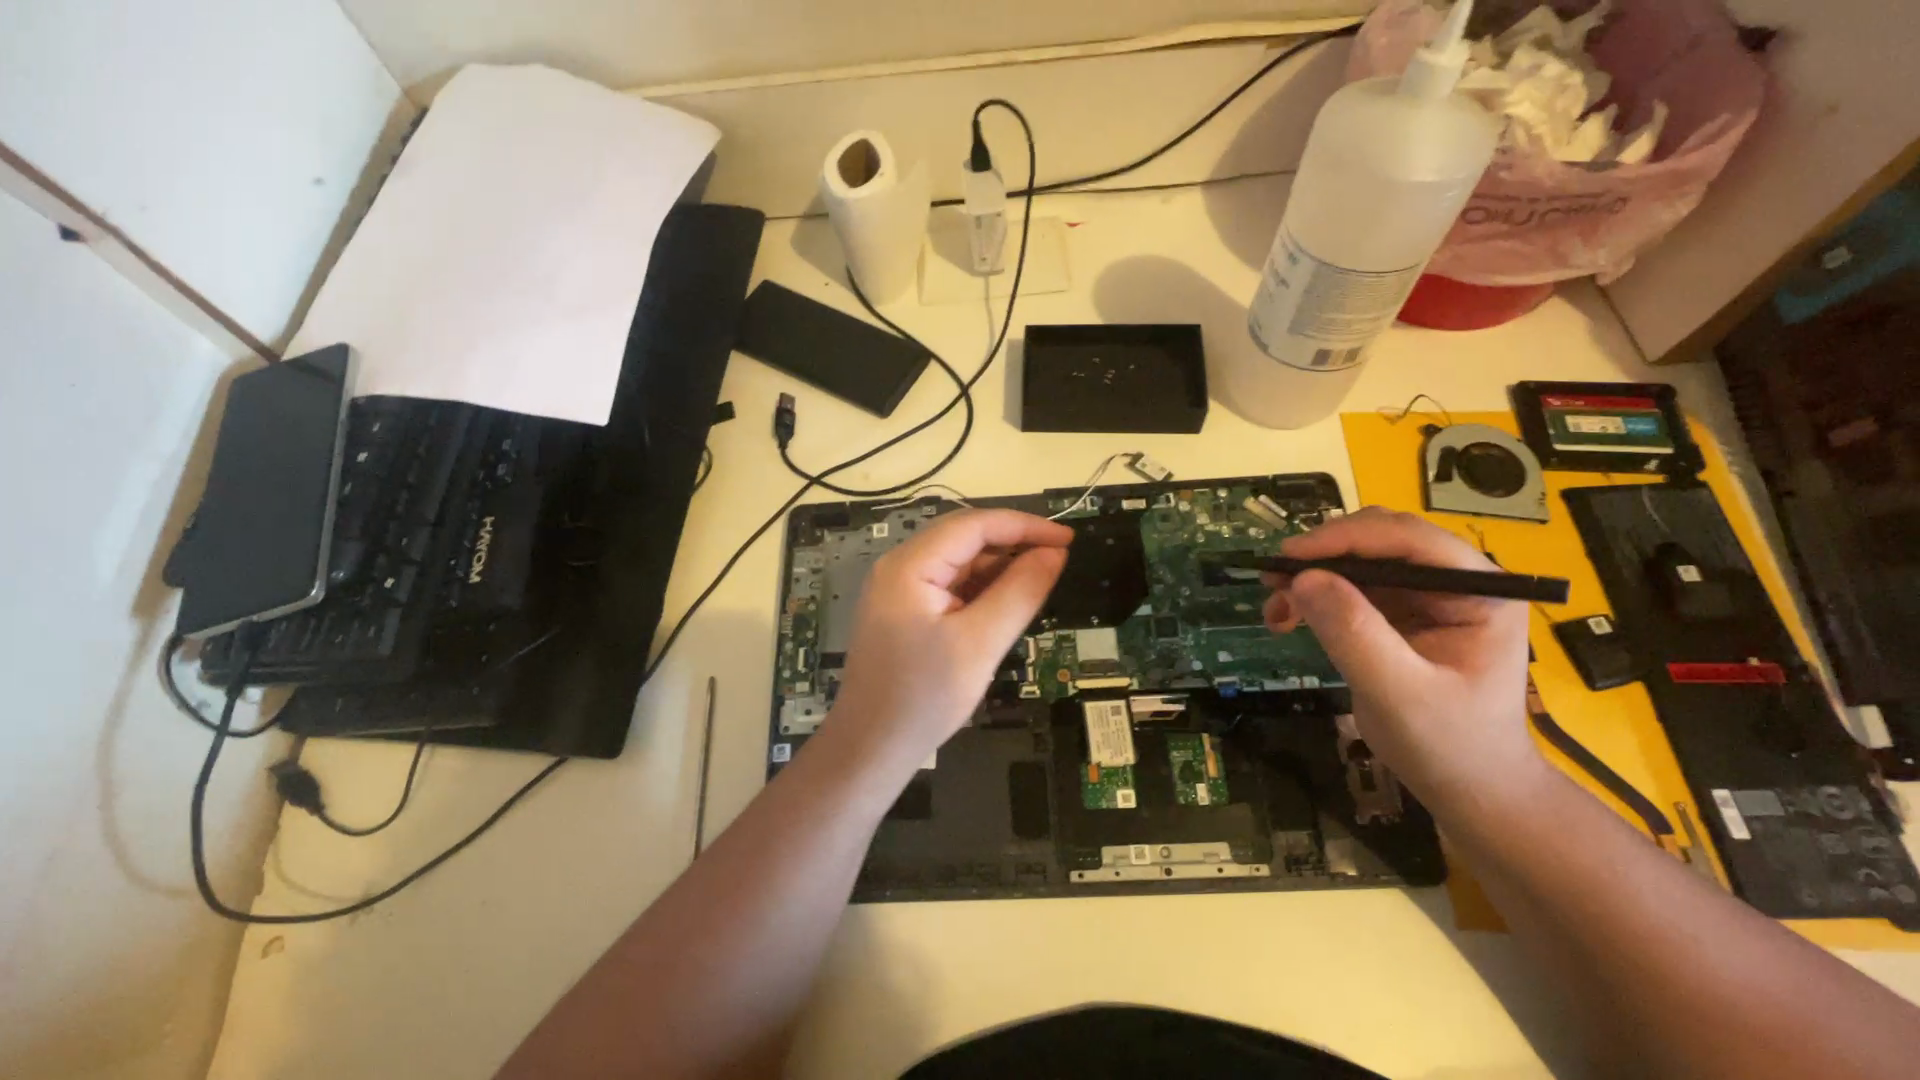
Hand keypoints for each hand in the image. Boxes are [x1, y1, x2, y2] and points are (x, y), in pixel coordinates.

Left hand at [826, 510, 1071, 772]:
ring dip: (1000, 569)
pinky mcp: (906, 615)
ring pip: (959, 564)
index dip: (1024, 526)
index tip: (1068, 540)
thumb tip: (1054, 553)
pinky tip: (1009, 604)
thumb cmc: (923, 698)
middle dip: (1013, 545)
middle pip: (964, 539)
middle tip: (1060, 562)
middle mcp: (900, 568)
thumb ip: (1019, 592)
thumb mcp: (980, 643)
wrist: (871, 749)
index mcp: (909, 566)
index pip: (973, 524)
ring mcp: (900, 592)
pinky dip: (982, 591)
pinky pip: (950, 588)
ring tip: (1041, 584)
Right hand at [1262, 507, 1543, 802]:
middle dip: (1324, 556)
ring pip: (1359, 562)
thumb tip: (1303, 579)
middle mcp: (1455, 582)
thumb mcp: (1398, 692)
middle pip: (1381, 541)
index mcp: (1479, 590)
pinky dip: (1315, 598)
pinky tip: (1287, 619)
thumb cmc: (1449, 746)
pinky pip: (1350, 589)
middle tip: (1273, 579)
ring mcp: (1427, 598)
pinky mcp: (1401, 616)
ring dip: (1313, 578)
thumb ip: (1354, 633)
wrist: (1470, 791)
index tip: (1289, 556)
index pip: (1409, 540)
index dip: (1346, 538)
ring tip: (1274, 608)